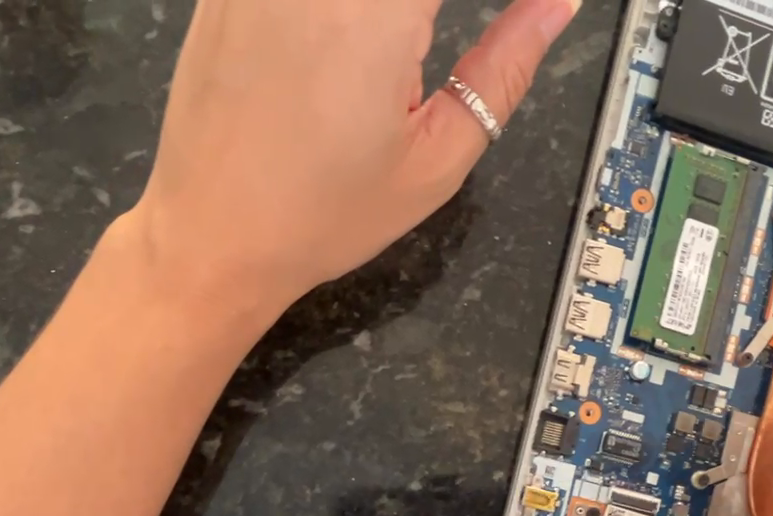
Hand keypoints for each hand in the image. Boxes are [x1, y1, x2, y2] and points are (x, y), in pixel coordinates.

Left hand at [124, 0, 580, 314]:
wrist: (216, 235)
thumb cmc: (326, 216)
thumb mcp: (435, 162)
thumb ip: (504, 71)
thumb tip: (556, 5)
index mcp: (379, 8)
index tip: (527, 9)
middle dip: (420, 19)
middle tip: (419, 66)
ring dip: (394, 17)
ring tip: (398, 61)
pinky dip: (349, 12)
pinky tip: (346, 55)